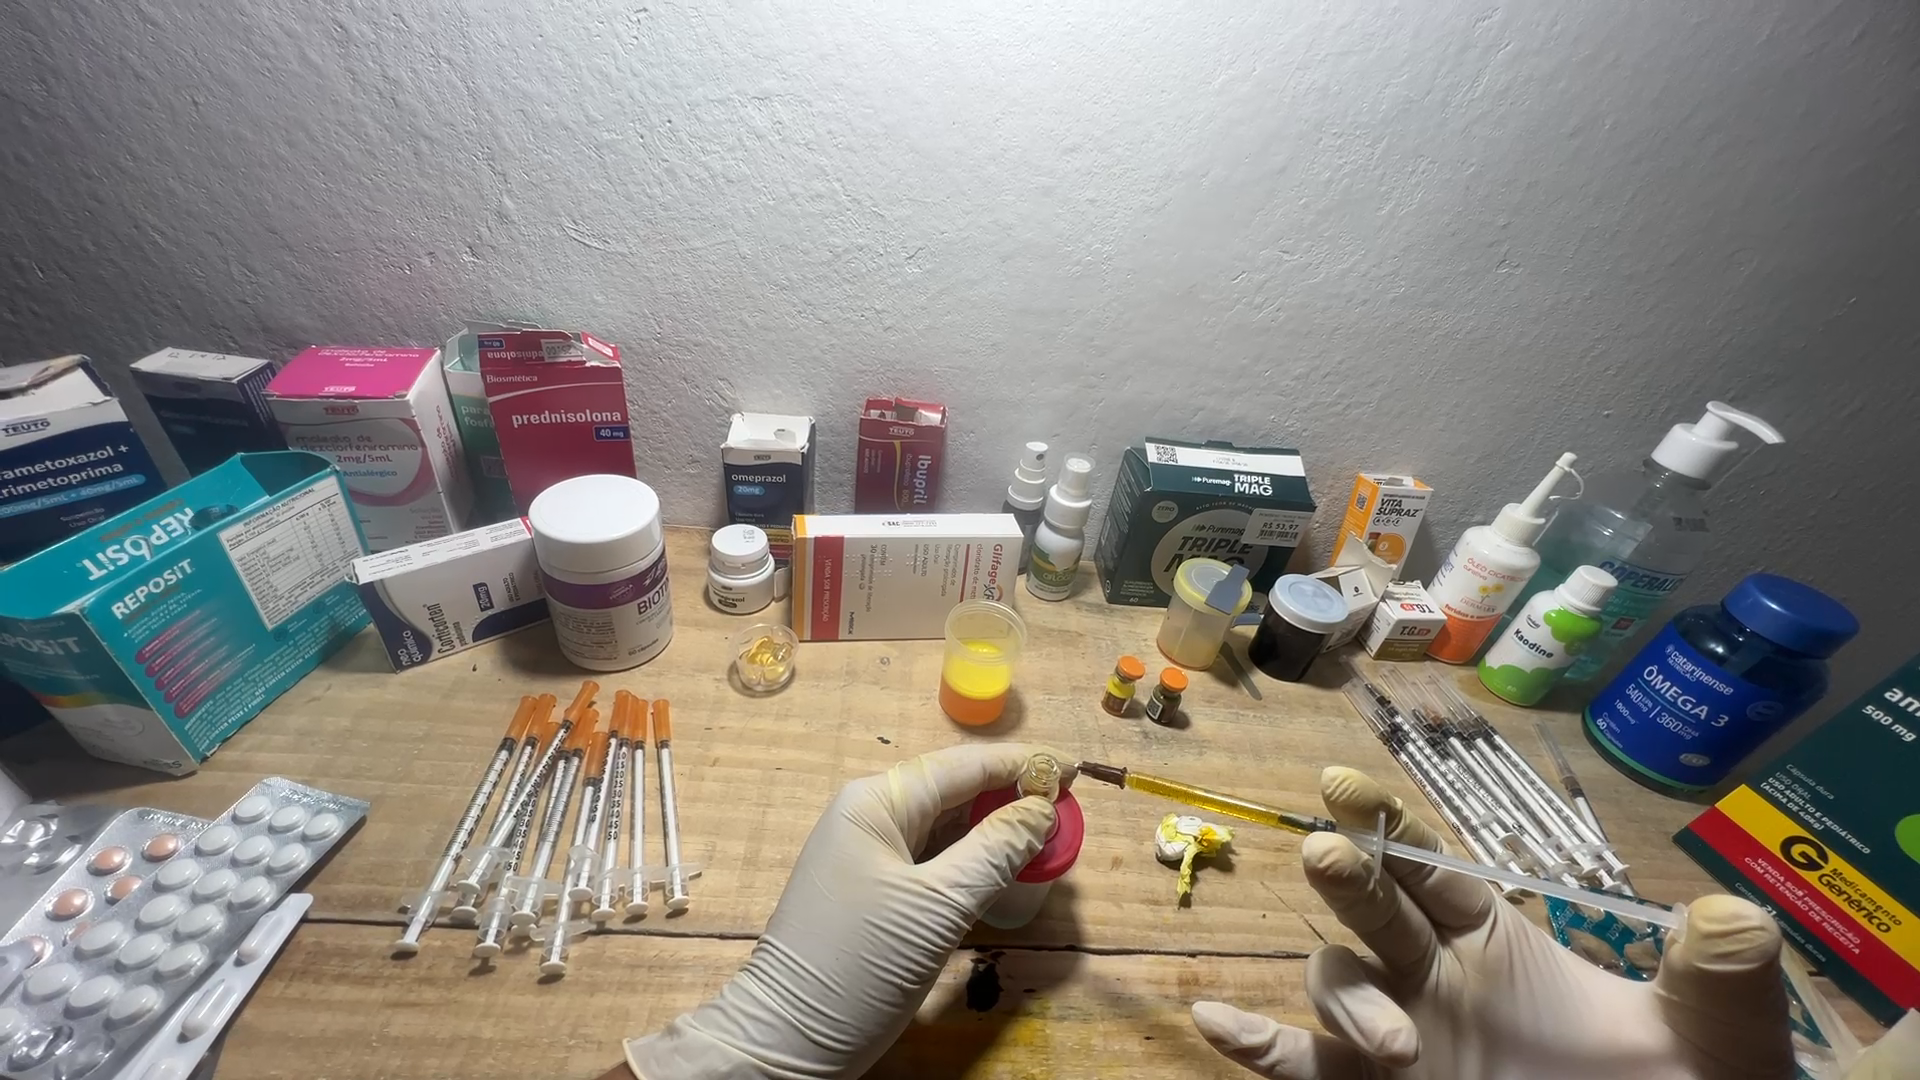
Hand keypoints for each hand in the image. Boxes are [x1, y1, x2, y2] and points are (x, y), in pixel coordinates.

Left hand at [625, 743, 1071, 1079]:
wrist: (784, 1043)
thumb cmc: (858, 963)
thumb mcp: (936, 907)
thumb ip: (994, 851)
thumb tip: (1041, 809)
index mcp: (878, 801)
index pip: (960, 766)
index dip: (1019, 763)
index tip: (1070, 767)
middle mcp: (872, 813)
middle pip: (953, 790)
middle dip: (1009, 794)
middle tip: (1065, 804)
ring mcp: (870, 851)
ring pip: (945, 824)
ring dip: (993, 825)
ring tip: (1044, 830)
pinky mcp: (875, 886)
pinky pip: (933, 856)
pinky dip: (972, 857)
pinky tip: (1003, 863)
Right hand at [1191, 766, 1808, 1079]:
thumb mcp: (1712, 1055)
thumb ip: (1714, 989)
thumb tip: (1738, 912)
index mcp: (1489, 941)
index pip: (1428, 868)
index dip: (1386, 825)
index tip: (1341, 783)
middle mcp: (1426, 972)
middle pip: (1370, 907)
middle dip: (1347, 876)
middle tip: (1332, 856)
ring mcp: (1393, 1029)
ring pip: (1335, 981)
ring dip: (1344, 996)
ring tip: (1391, 1045)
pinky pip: (1300, 1062)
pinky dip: (1255, 1043)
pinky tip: (1214, 1021)